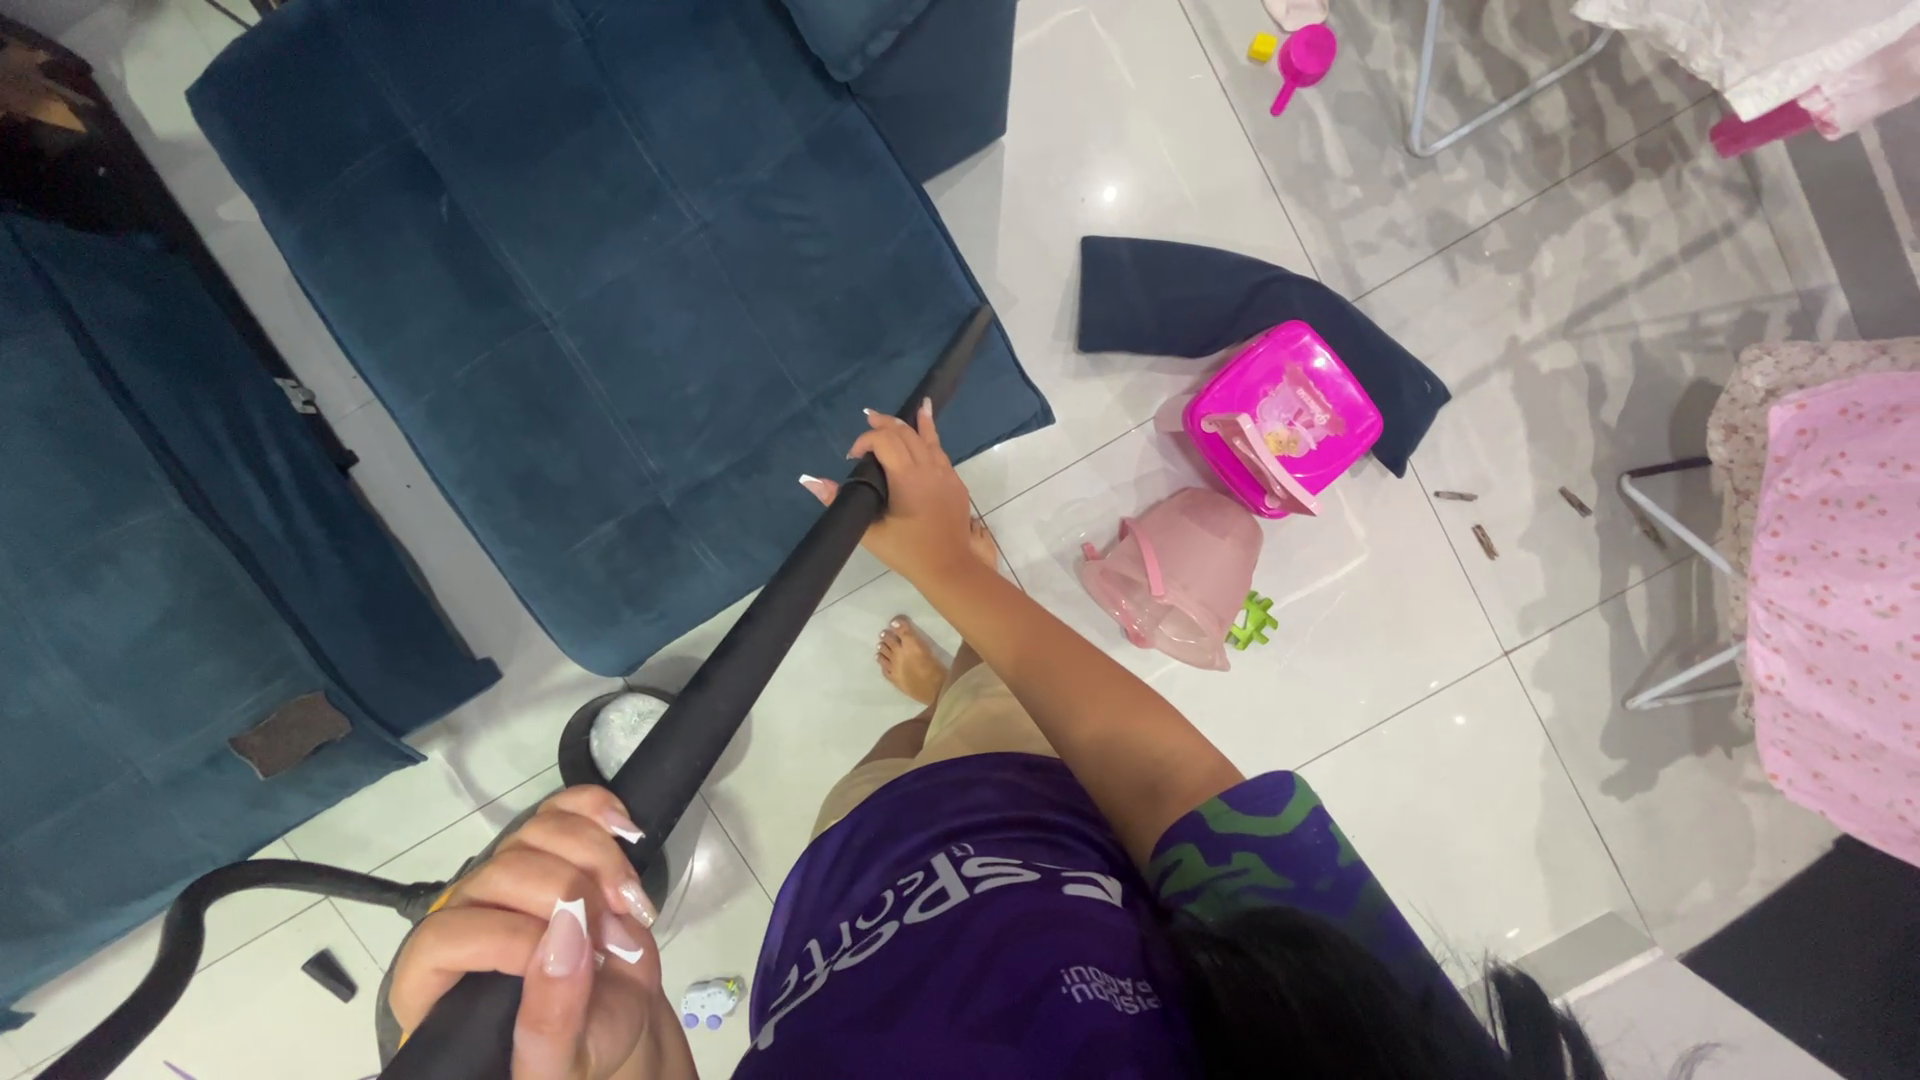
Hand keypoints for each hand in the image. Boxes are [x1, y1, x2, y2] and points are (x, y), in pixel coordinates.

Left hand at [388, 786, 663, 1079]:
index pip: (448, 935)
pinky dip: (601, 808)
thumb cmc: (579, 1050)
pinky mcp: (560, 847)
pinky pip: (569, 804)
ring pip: (541, 831)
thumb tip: (566, 934)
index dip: (508, 938)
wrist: (617, 1016)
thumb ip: (551, 1016)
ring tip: (631, 904)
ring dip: (601, 861)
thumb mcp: (557, 1064)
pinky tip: (627, 832)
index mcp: (437, 980)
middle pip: (505, 872)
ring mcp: (515, 874)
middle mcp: (468, 915)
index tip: (575, 957)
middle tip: (617, 939)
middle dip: (575, 897)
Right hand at [801, 401, 978, 586]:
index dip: (865, 440)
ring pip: (928, 438)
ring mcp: (946, 474)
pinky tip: (929, 427)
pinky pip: (941, 452)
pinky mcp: (956, 483)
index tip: (852, 458)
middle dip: (885, 423)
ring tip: (913, 406)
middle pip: (905, 433)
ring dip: (913, 424)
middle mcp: (928, 468)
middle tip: (869, 417)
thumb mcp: (870, 530)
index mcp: (907, 477)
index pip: (884, 440)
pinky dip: (932, 437)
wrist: (950, 568)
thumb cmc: (907, 552)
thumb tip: (810, 480)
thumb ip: (840, 501)